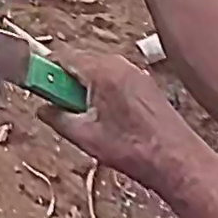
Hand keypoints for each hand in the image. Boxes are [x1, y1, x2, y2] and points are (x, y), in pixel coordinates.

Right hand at [37, 48, 207, 191]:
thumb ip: (58, 118)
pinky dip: (101, 88)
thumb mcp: (86, 138)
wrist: (180, 162)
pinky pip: (112, 75)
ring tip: (87, 116)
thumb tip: (41, 109)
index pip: (62, 55)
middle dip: (65, 80)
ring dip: (84, 86)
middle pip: (79, 59)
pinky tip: (107, 116)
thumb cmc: (135, 151)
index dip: (46, 69)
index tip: (37, 85)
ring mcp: (133, 70)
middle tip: (62, 107)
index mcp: (102, 71)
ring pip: (96, 68)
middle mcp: (118, 63)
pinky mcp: (143, 81)